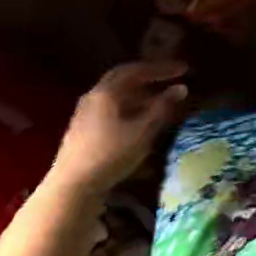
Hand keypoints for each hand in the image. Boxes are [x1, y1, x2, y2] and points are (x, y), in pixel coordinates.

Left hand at [46, 61, 188, 192]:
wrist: (73, 187)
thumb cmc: (110, 155)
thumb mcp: (142, 132)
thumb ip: (162, 108)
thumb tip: (181, 88)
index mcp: (106, 92)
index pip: (136, 70)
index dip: (161, 69)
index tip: (183, 69)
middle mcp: (93, 97)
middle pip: (123, 79)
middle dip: (148, 78)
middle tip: (170, 78)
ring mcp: (85, 113)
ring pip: (117, 96)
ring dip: (140, 95)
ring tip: (160, 102)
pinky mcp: (83, 129)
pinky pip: (111, 109)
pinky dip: (130, 108)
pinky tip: (140, 122)